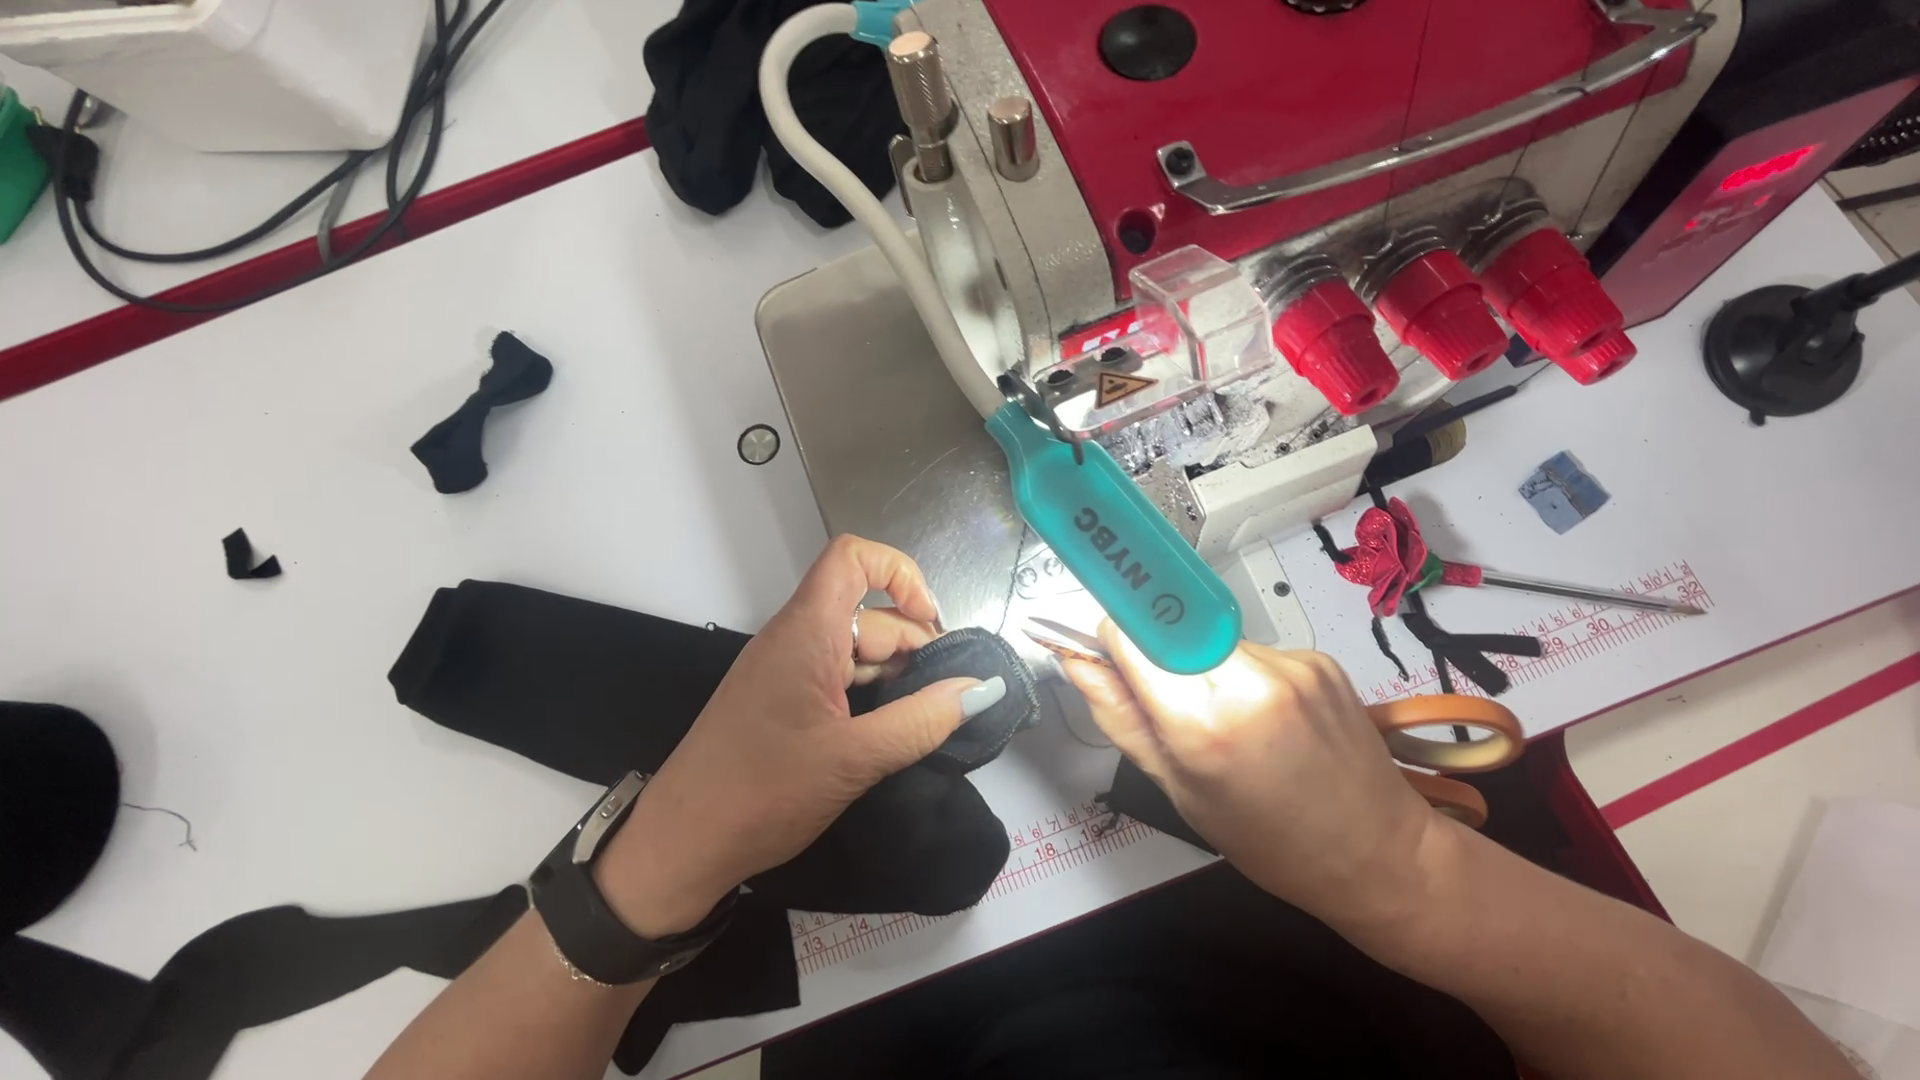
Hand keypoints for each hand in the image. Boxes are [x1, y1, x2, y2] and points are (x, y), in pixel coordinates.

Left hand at [596, 535, 1004, 934]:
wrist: (681, 847)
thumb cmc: (762, 793)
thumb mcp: (854, 758)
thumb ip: (922, 721)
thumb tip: (982, 689)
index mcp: (805, 632)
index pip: (853, 558)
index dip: (901, 573)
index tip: (933, 626)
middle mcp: (795, 640)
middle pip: (867, 613)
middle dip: (913, 646)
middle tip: (946, 699)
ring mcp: (786, 672)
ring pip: (855, 650)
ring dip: (896, 677)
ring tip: (926, 722)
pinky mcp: (782, 703)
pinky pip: (838, 680)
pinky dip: (872, 698)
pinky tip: (894, 733)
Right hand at [1061, 624, 1435, 929]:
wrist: (1378, 853)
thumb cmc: (1266, 840)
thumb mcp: (1176, 788)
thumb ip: (1119, 716)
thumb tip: (1075, 660)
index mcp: (1203, 719)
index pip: (1130, 630)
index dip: (1113, 640)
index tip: (1110, 659)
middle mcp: (1249, 676)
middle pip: (1170, 629)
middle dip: (1159, 658)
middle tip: (1174, 711)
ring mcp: (1291, 662)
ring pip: (1210, 639)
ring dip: (1202, 668)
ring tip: (1232, 724)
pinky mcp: (1318, 658)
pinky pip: (1254, 652)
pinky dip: (1244, 676)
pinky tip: (1268, 721)